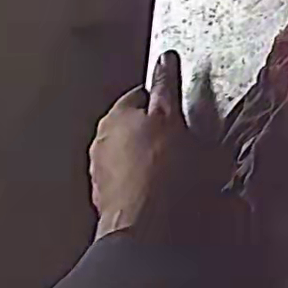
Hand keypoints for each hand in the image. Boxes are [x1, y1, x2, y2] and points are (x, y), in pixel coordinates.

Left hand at [90, 50, 241, 244]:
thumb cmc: (163, 168)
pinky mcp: (109, 199)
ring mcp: (103, 172)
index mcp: (117, 115)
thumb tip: (166, 60)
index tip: (177, 93)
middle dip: (158, 125)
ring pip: (134, 152)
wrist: (147, 227)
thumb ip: (167, 86)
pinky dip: (145, 178)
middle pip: (137, 122)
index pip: (144, 91)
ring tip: (179, 163)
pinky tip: (166, 186)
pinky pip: (133, 178)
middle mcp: (102, 140)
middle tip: (185, 132)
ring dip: (151, 153)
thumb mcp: (173, 116)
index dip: (165, 91)